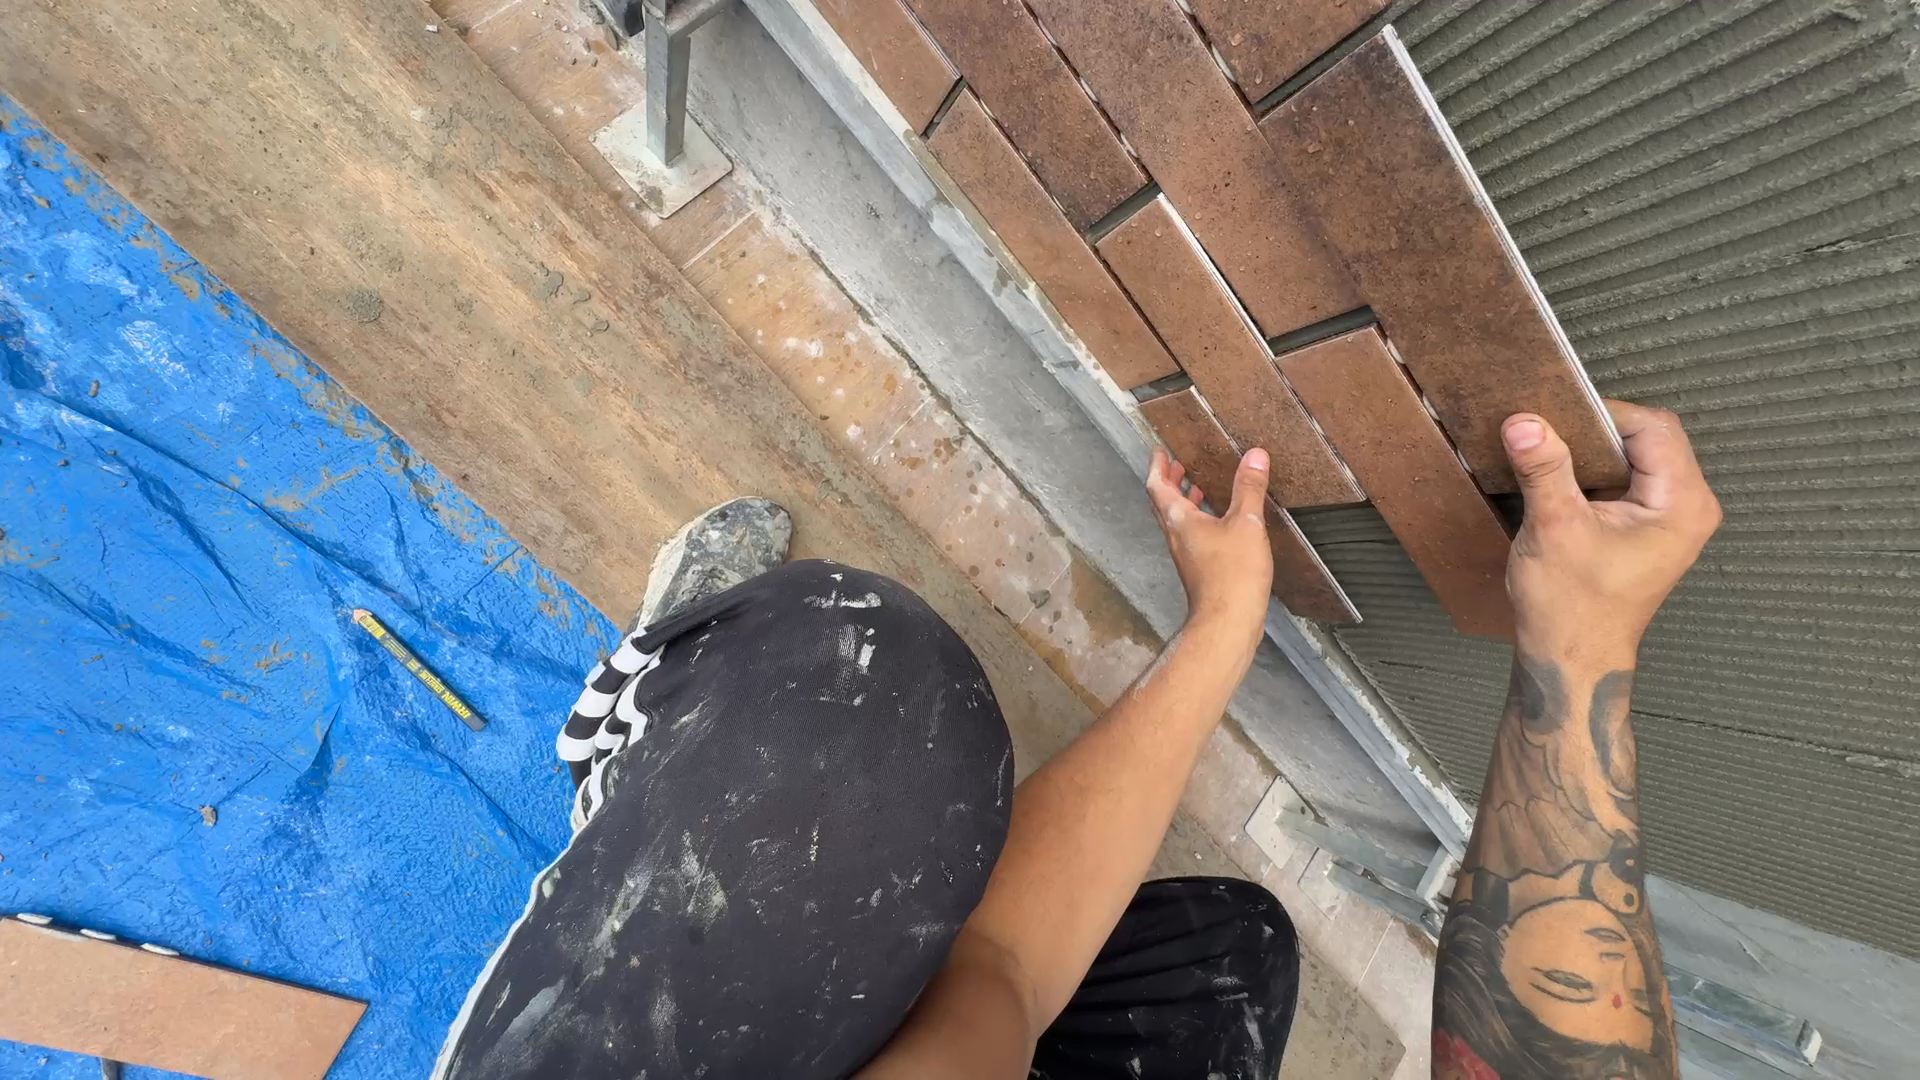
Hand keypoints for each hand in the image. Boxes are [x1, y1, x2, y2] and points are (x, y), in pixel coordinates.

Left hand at [1145, 447, 1274, 642]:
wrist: (1227, 621)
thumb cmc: (1233, 572)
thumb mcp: (1246, 523)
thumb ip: (1249, 488)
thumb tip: (1255, 455)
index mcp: (1178, 520)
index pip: (1156, 486)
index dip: (1156, 467)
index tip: (1160, 451)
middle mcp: (1175, 535)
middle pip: (1162, 503)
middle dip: (1168, 481)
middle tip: (1177, 464)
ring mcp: (1185, 554)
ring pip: (1176, 520)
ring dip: (1183, 500)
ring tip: (1197, 486)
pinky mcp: (1197, 568)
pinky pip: (1190, 535)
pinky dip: (1197, 519)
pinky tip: (1218, 521)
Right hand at [1501, 401, 1720, 668]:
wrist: (1570, 653)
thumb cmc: (1569, 599)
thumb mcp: (1553, 527)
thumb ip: (1544, 470)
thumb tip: (1524, 421)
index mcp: (1681, 502)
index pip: (1654, 429)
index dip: (1601, 414)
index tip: (1549, 416)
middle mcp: (1685, 506)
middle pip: (1646, 442)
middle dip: (1590, 432)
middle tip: (1540, 433)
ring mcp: (1665, 520)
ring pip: (1630, 462)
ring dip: (1585, 454)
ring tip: (1540, 454)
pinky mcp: (1640, 531)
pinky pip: (1619, 485)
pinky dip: (1585, 476)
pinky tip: (1550, 482)